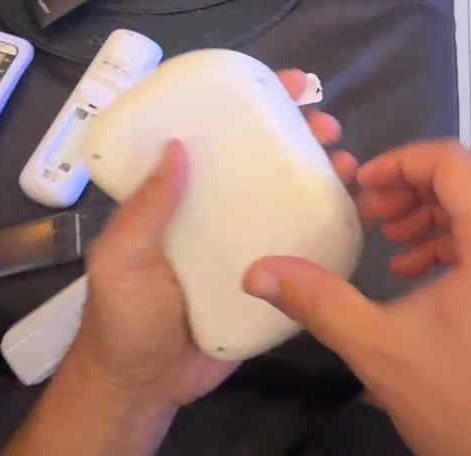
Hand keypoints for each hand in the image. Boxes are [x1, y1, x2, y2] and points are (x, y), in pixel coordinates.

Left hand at [59, 69, 355, 413]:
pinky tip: (350, 211)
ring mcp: (245, 237)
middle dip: (301, 130)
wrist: (144, 386)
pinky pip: (301, 240)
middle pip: (264, 154)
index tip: (287, 83)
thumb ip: (143, 210)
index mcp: (181, 189)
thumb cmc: (124, 317)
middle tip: (326, 124)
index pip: (219, 130)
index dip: (252, 100)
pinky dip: (326, 220)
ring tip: (346, 163)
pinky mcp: (268, 273)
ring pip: (288, 191)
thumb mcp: (121, 258)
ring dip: (321, 170)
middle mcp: (217, 204)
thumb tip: (176, 146)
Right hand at [243, 142, 470, 455]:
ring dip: (433, 210)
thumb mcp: (380, 350)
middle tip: (370, 214)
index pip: (452, 161)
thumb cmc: (461, 405)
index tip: (361, 189)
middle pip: (470, 174)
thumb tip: (256, 271)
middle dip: (413, 184)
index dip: (400, 162)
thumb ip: (318, 300)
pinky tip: (417, 272)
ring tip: (389, 242)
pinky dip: (456, 237)